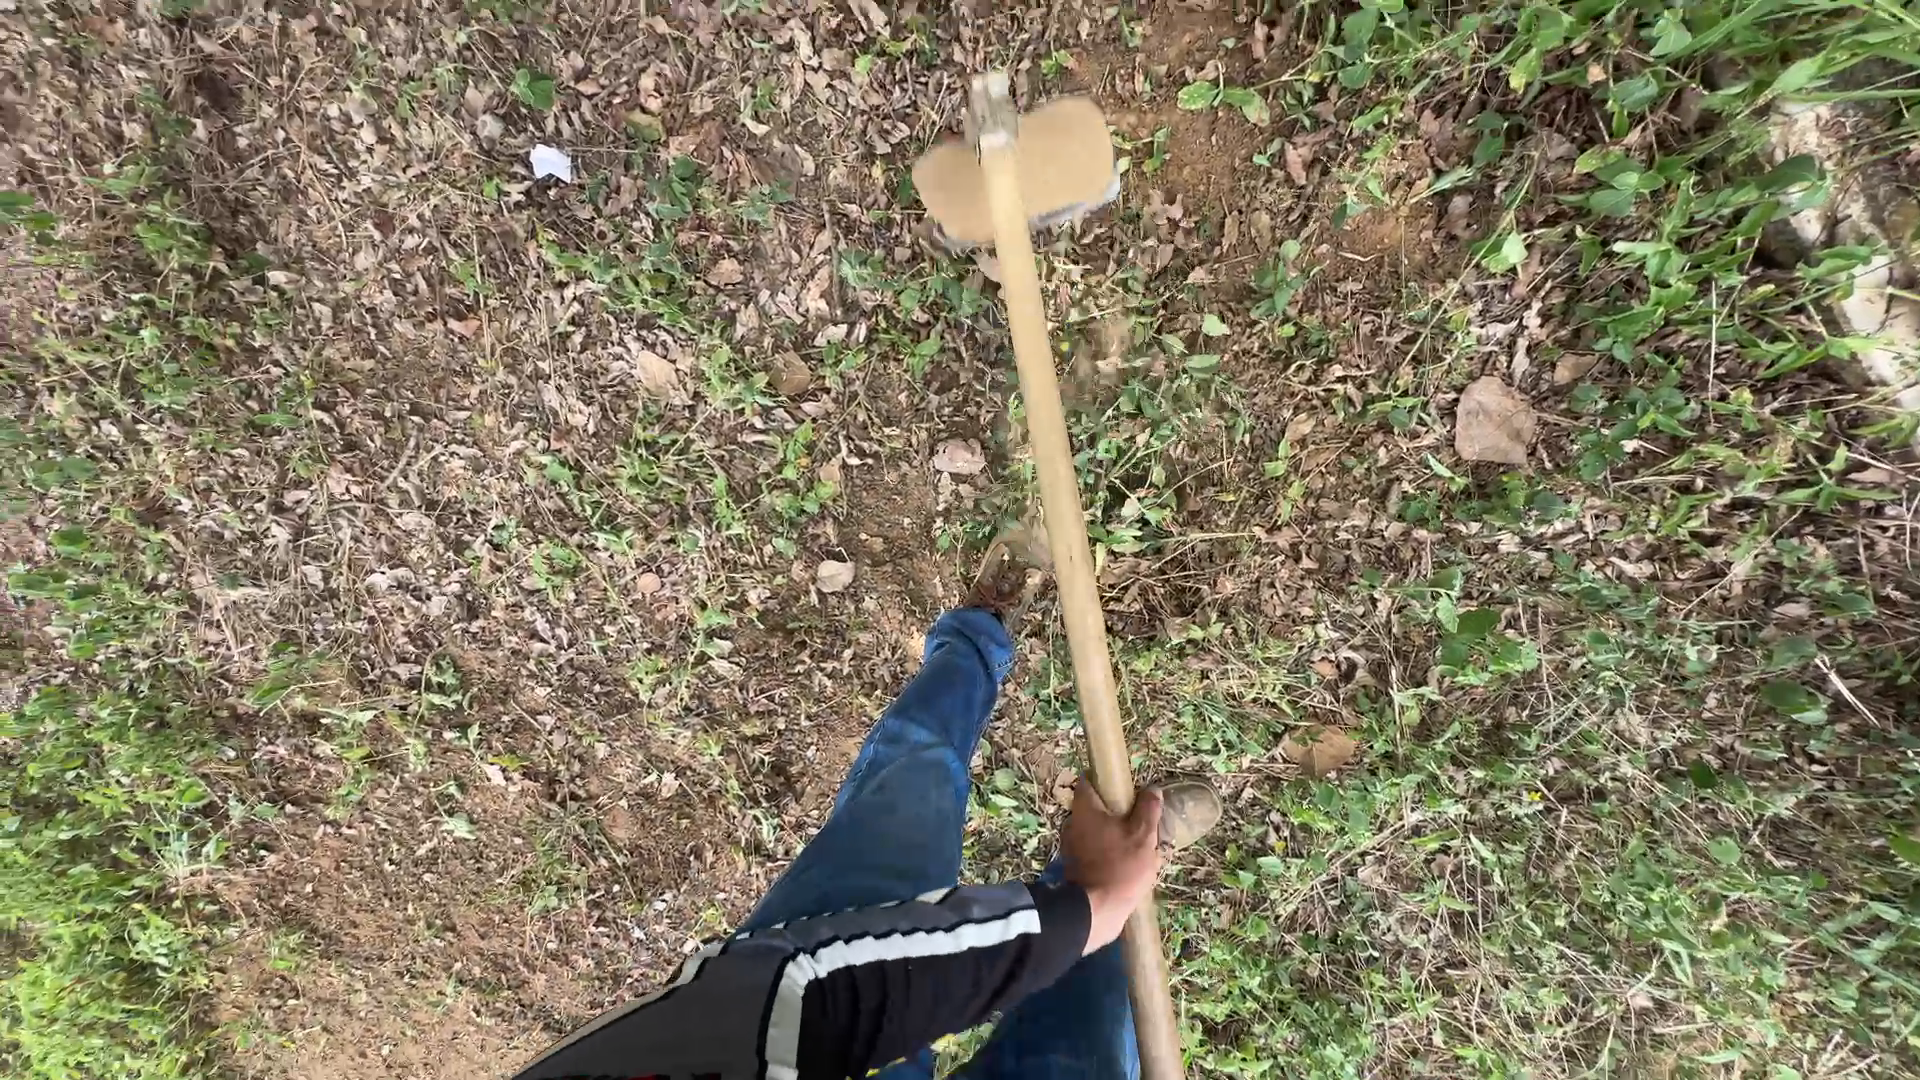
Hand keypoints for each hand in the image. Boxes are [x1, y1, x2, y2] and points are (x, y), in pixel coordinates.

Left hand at [1059, 780, 1163, 954]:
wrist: (1095, 911)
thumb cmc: (1120, 866)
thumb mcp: (1142, 835)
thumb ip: (1148, 809)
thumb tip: (1152, 789)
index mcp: (1084, 808)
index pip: (1089, 780)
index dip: (1106, 780)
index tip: (1126, 789)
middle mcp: (1072, 822)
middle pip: (1095, 807)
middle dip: (1116, 813)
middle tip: (1140, 822)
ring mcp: (1071, 845)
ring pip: (1097, 831)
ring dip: (1115, 836)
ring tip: (1140, 848)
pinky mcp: (1075, 865)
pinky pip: (1095, 851)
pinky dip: (1109, 854)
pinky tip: (1129, 867)